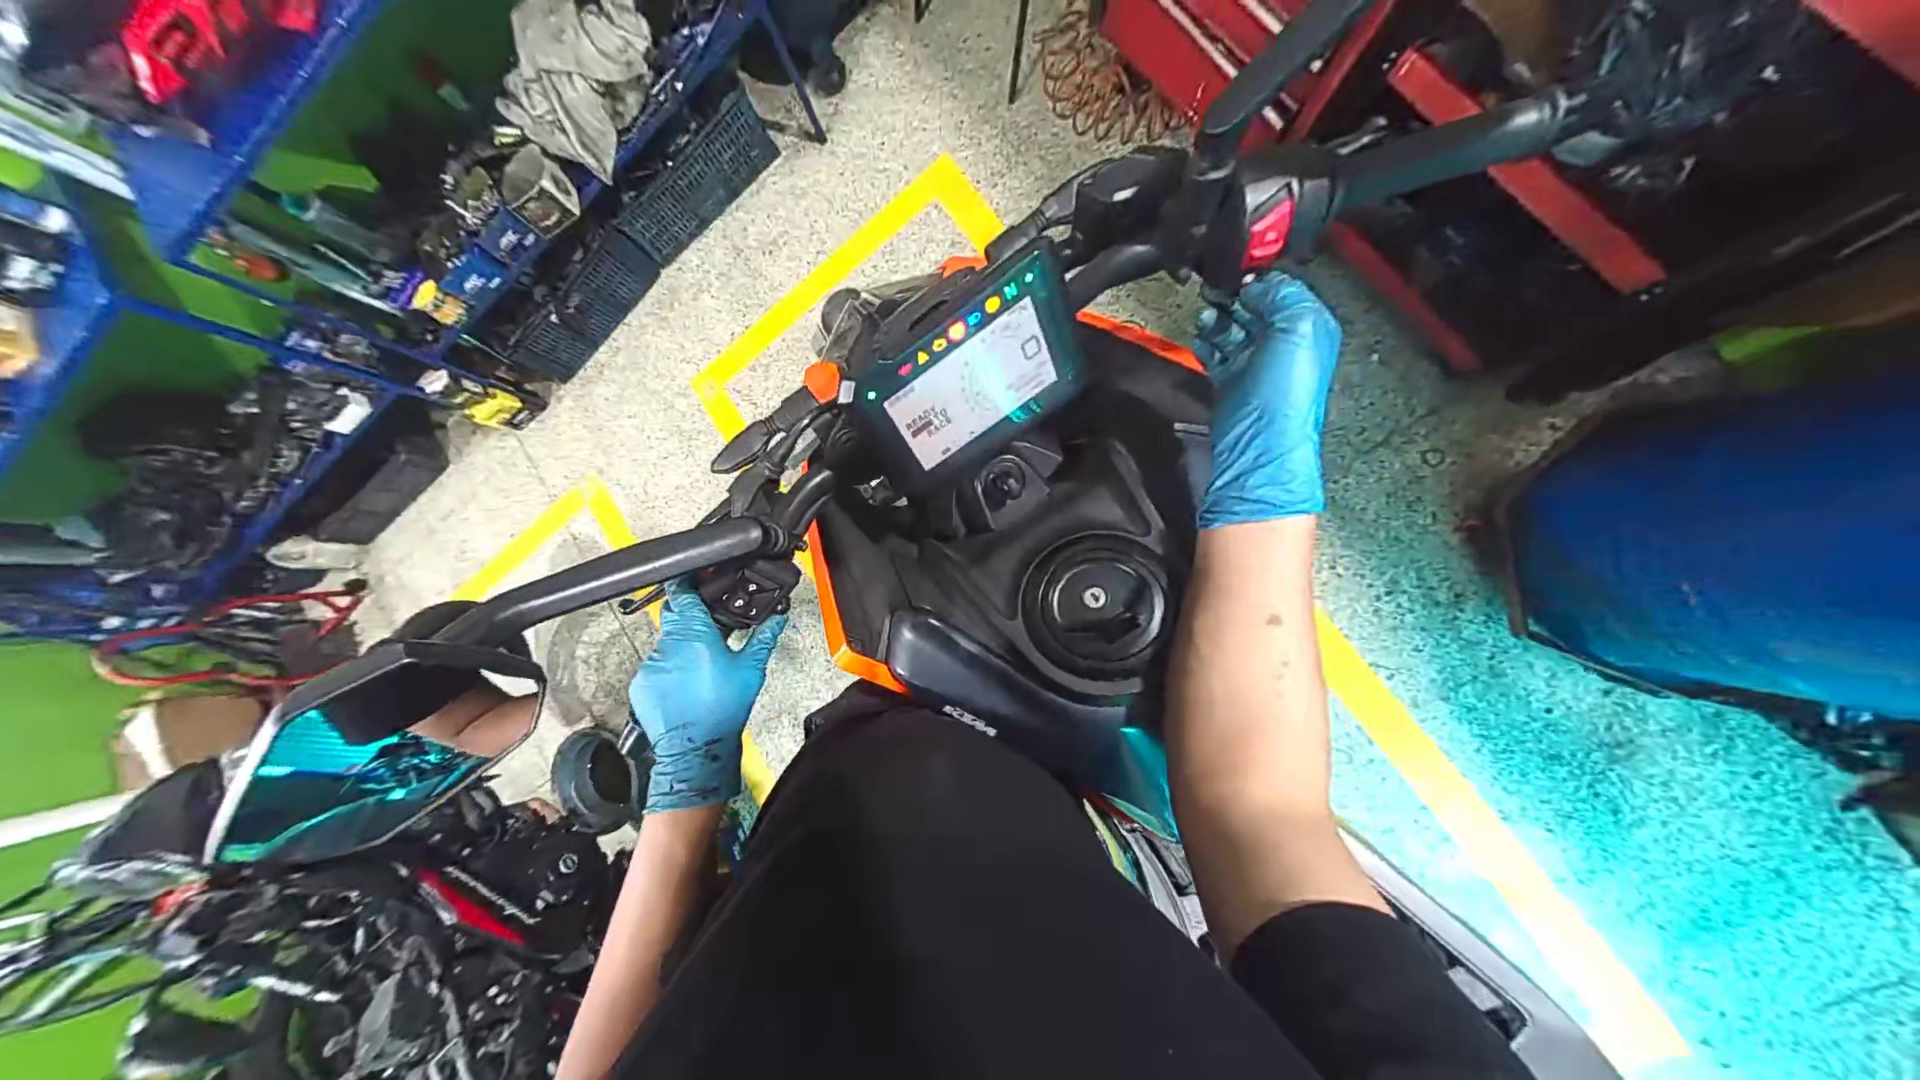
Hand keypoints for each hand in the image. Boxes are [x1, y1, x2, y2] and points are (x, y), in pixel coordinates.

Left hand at [628, 579, 786, 812]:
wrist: (696, 747)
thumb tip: (777, 619)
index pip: (681, 593)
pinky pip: (655, 665)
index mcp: (695, 633)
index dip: (687, 583)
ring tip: (700, 666)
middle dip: (690, 617)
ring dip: (681, 646)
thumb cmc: (724, 708)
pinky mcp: (641, 682)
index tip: (693, 579)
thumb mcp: (752, 669)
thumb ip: (763, 638)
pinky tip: (686, 683)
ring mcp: (652, 663)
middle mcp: (669, 643)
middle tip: (708, 628)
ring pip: (666, 642)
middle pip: (674, 615)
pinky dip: (669, 668)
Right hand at [1193, 273, 1341, 527]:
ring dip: (1216, 318)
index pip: (1281, 289)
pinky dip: (1205, 342)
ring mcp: (1254, 365)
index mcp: (1308, 327)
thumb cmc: (1283, 393)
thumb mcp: (1298, 328)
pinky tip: (1198, 336)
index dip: (1258, 278)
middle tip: (1211, 288)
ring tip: (1204, 315)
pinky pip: (1215, 353)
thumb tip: (1256, 284)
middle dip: (1233, 296)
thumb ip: (1282, 295)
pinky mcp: (1229, 383)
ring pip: (1232, 328)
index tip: (1233, 271)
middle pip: (1254, 307)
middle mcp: (1283, 344)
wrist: (1258, 448)